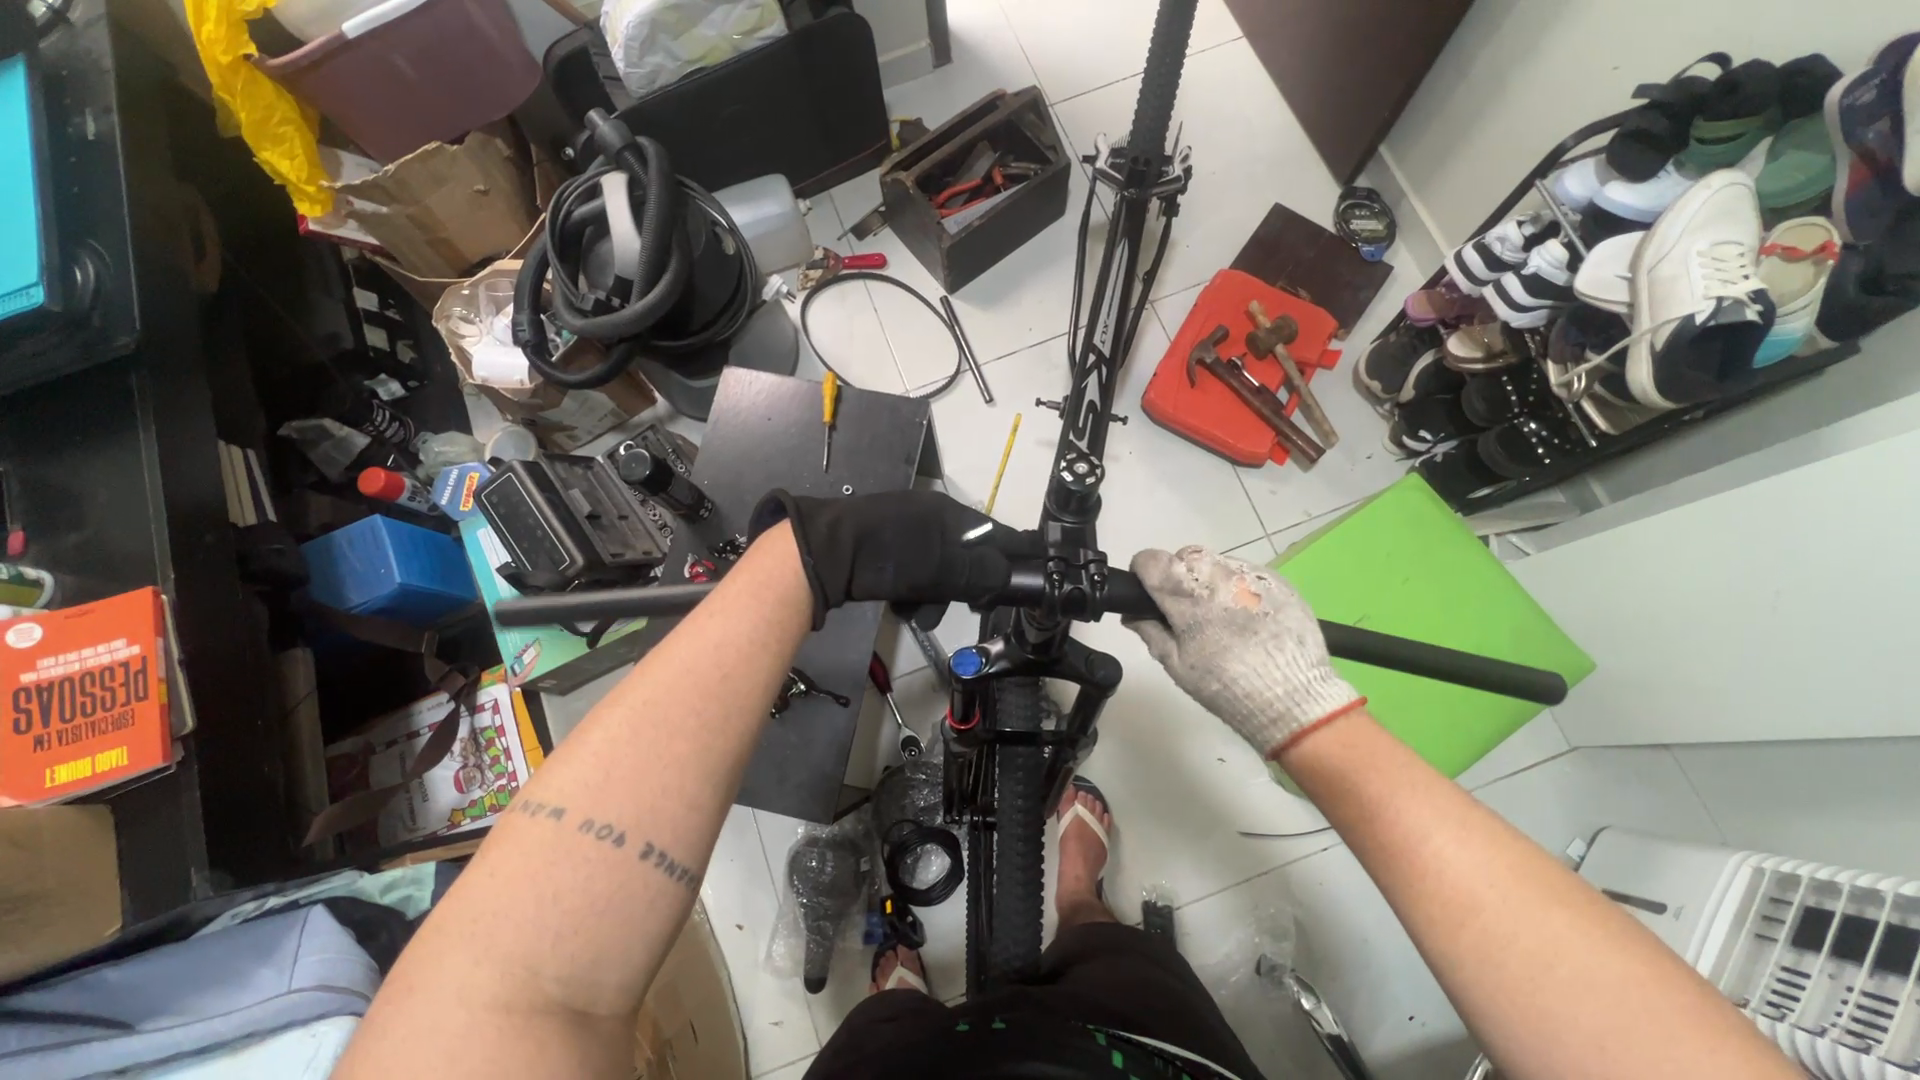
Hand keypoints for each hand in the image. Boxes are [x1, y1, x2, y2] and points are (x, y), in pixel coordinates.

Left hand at [751, 490, 1039, 629]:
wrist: (824, 552)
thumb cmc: (887, 556)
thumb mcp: (939, 568)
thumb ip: (976, 572)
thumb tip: (1005, 573)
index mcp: (947, 512)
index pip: (992, 532)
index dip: (1009, 555)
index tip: (1023, 577)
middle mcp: (927, 515)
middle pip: (964, 554)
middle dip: (963, 586)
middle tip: (965, 606)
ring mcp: (902, 529)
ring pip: (936, 568)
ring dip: (934, 595)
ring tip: (918, 614)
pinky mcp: (880, 547)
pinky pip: (911, 571)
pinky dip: (912, 591)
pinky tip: (901, 607)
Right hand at [1124, 547, 1363, 758]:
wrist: (1293, 698)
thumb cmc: (1225, 686)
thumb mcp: (1177, 665)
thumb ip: (1151, 632)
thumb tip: (1133, 615)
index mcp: (1185, 594)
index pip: (1150, 560)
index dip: (1144, 574)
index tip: (1149, 594)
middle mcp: (1216, 574)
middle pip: (1184, 558)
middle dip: (1178, 579)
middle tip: (1187, 613)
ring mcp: (1250, 574)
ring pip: (1216, 563)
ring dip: (1210, 582)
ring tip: (1222, 618)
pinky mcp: (1278, 580)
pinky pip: (1246, 574)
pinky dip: (1239, 589)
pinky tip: (1249, 620)